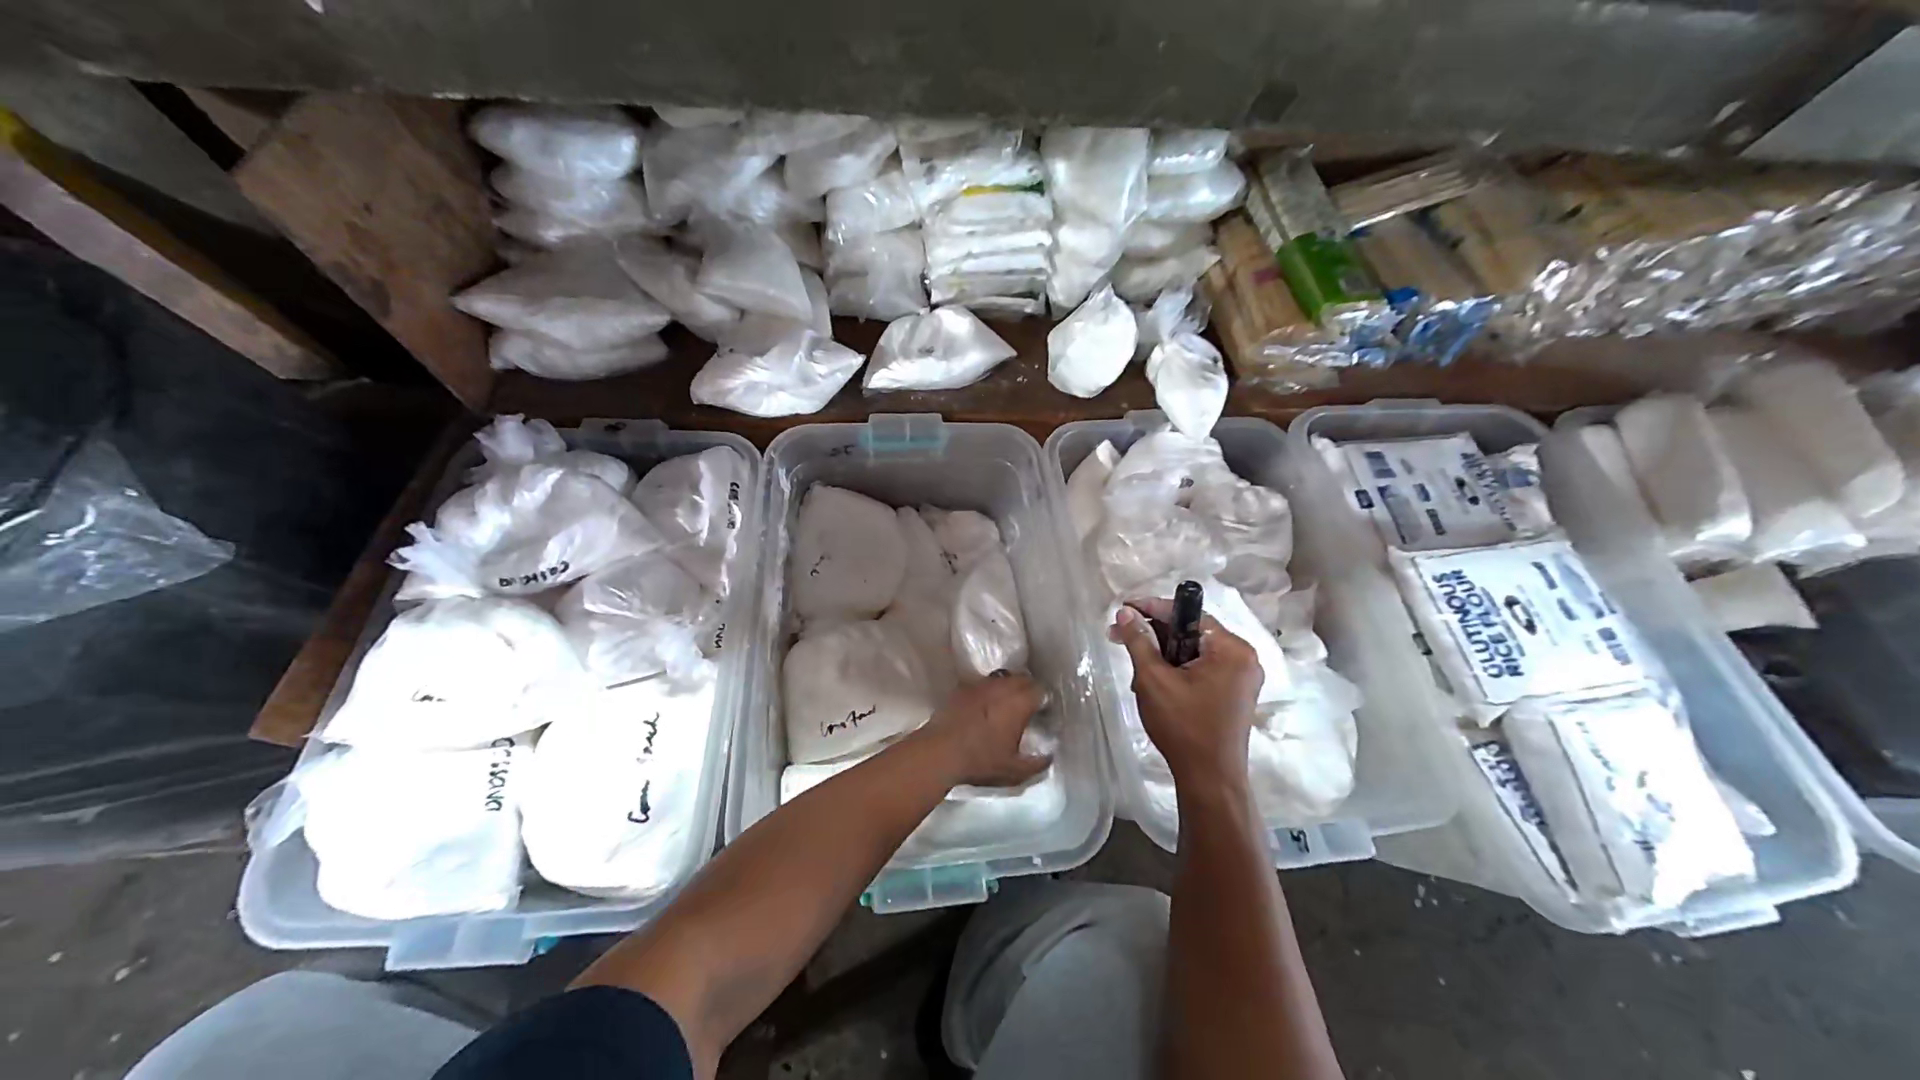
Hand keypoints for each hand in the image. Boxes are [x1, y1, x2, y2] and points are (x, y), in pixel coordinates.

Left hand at [913, 674, 1051, 787]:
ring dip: (1007, 687)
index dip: (1044, 700)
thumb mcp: (1014, 771)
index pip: (1040, 690)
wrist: (939, 753)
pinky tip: (982, 706)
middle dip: (1028, 690)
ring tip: (1005, 705)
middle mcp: (1001, 687)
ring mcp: (979, 685)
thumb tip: (1048, 757)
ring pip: (1001, 678)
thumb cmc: (980, 761)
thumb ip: (1036, 764)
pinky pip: (981, 683)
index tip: (1043, 712)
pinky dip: (987, 691)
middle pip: (1022, 678)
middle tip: (1027, 707)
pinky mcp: (960, 688)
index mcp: (1018, 703)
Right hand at [1110, 599, 1262, 788]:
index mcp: (1231, 648)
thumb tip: (1125, 613)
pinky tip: (1156, 681)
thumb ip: (1139, 641)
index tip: (1123, 609)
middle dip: (1155, 634)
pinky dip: (1179, 668)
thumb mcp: (1153, 679)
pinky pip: (1204, 667)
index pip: (1187, 613)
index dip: (1152, 608)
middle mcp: (1244, 657)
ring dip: (1164, 654)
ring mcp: (1242, 677)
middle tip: (1120, 637)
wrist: (1210, 778)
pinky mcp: (1236, 694)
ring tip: (1137, 668)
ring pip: (1195, 650)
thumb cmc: (1183, 726)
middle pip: (1192, 630)